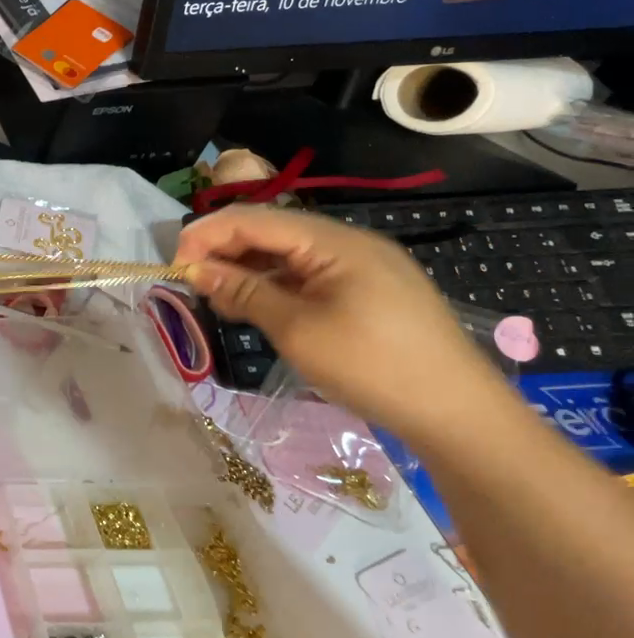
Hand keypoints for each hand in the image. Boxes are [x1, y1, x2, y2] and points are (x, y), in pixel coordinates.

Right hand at [174, 205, 512, 441]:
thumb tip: (195, 270)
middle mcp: (350, 243)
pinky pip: (308, 272)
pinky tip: (260, 308)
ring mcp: (364, 266)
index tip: (175, 267)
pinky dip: (275, 283)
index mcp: (336, 242)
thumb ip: (243, 292)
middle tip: (196, 288)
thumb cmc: (375, 367)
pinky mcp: (371, 290)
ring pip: (286, 252)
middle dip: (224, 252)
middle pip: (269, 231)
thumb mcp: (297, 330)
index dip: (205, 236)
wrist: (462, 418)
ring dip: (247, 270)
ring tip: (222, 303)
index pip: (252, 219)